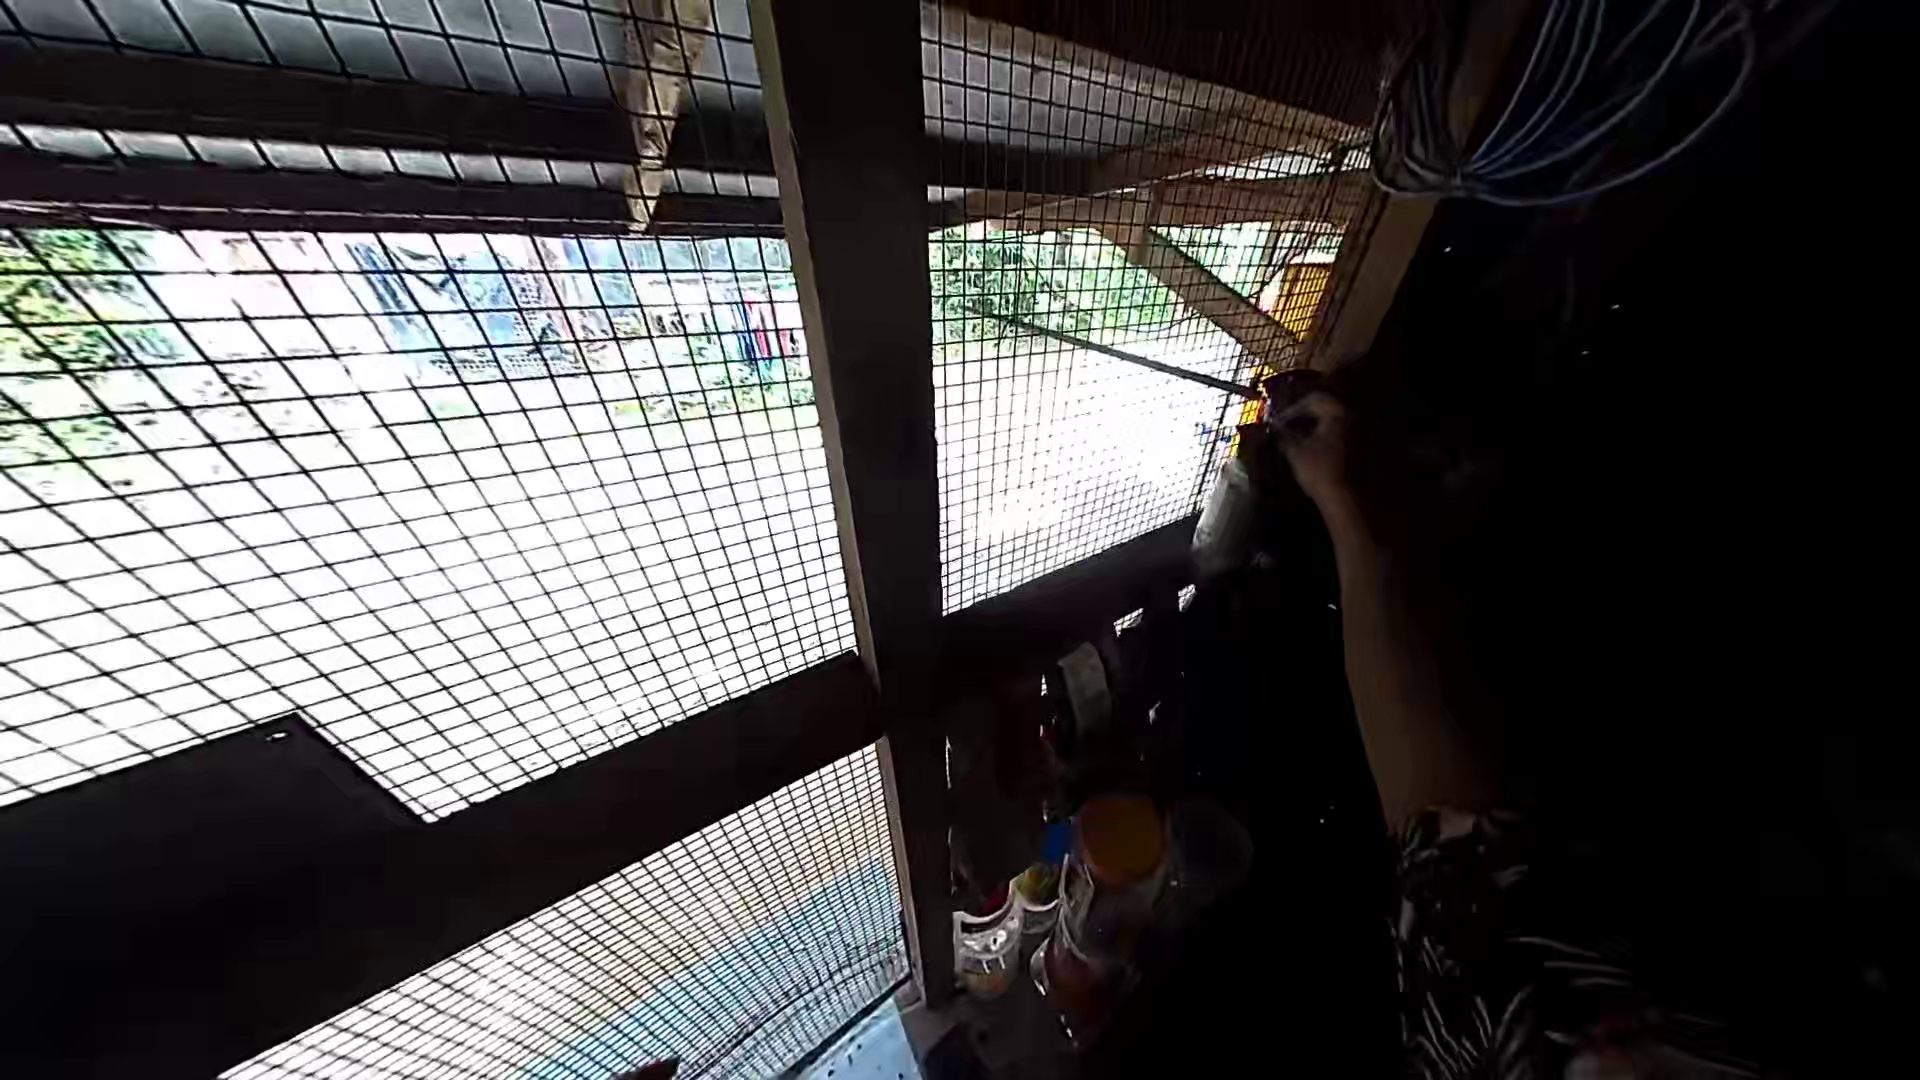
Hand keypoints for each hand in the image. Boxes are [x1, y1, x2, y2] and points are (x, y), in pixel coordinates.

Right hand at [1275, 391, 1351, 510]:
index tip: (1278, 420)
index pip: (1314, 399)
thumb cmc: (1317, 470)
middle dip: (1303, 414)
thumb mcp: (1295, 451)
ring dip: (1312, 424)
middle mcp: (1352, 418)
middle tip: (1285, 425)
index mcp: (1338, 414)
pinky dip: (1322, 433)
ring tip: (1294, 436)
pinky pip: (1338, 431)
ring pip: (1332, 419)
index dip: (1293, 408)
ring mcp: (1358, 432)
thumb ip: (1283, 435)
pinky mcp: (1358, 445)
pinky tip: (1309, 445)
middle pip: (1325, 407)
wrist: (1340, 496)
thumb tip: (1273, 427)